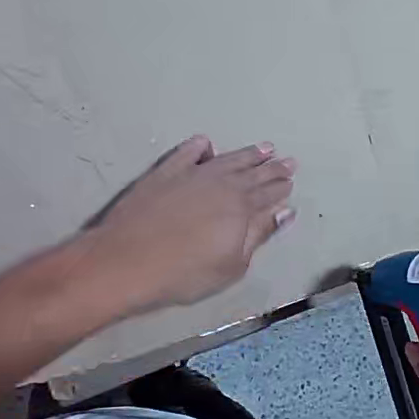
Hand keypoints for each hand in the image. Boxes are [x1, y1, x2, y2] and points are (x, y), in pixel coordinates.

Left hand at [84, 135, 295, 315]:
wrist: (127, 260)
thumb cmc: (184, 273)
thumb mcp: (231, 265)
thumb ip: (259, 234)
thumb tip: (284, 212)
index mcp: (241, 207)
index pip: (268, 194)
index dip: (281, 187)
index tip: (291, 179)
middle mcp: (220, 183)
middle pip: (252, 173)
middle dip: (271, 167)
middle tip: (287, 160)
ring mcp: (191, 174)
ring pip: (226, 159)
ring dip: (246, 154)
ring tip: (263, 147)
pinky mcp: (163, 172)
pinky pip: (187, 152)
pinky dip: (199, 147)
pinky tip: (206, 145)